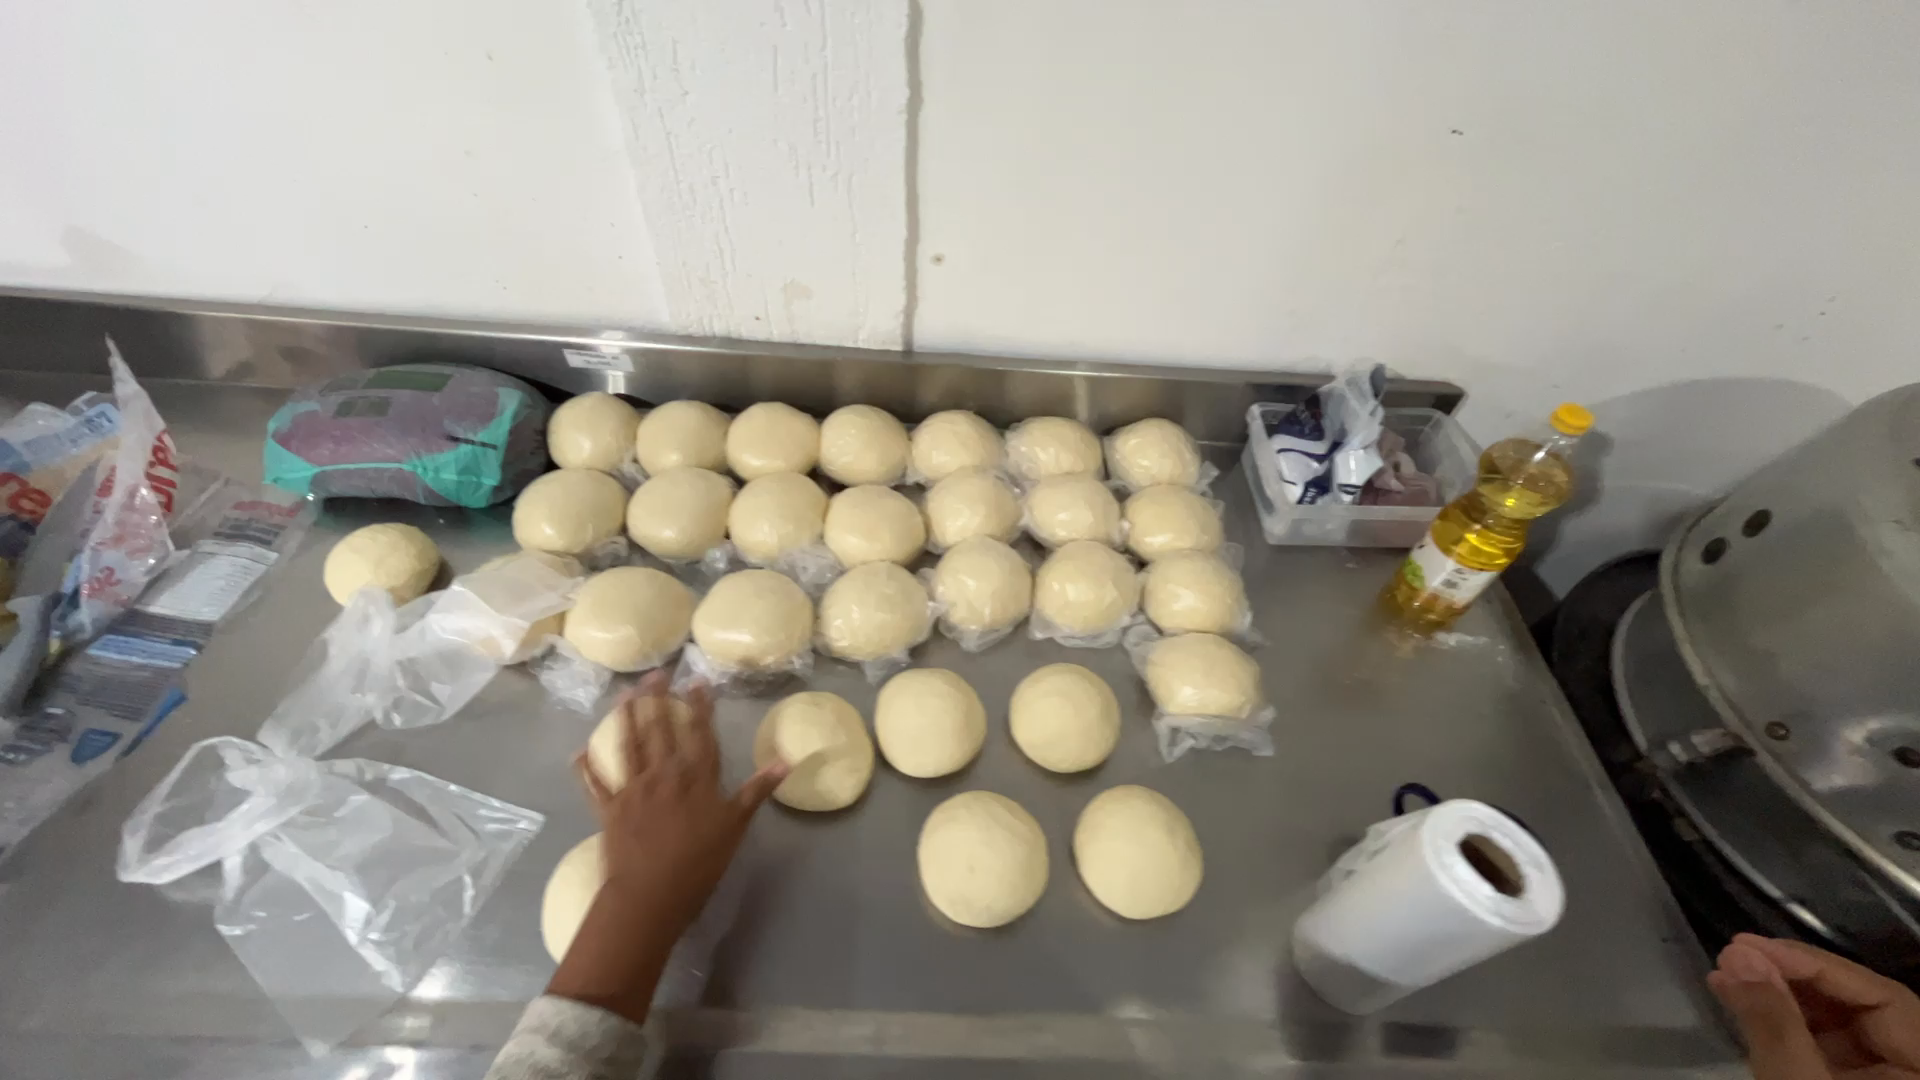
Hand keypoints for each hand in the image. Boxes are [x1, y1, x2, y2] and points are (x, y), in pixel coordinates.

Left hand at [546, 673, 785, 1023]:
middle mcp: (664, 774)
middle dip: (658, 700)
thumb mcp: (736, 825)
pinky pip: (595, 784)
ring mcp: (633, 790)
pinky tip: (579, 751)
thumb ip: (757, 789)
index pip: (699, 732)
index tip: (697, 681)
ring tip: (624, 695)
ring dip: (625, 719)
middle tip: (655, 673)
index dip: (699, 705)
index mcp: (696, 777)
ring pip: (628, 746)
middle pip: (660, 730)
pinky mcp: (609, 810)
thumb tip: (787, 760)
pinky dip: (586, 767)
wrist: (649, 897)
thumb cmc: (700, 862)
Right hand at [1708, 933, 1919, 1079]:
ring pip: (1840, 1020)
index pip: (1884, 997)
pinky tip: (1737, 997)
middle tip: (1732, 957)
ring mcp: (1893, 1075)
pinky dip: (1781, 1017)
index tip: (1745, 945)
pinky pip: (1828, 1041)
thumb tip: (1736, 953)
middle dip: (1792, 976)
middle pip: (1861, 1005)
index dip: (1814, 965)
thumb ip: (1774, 1022)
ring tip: (1726, 976)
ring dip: (1779, 993)